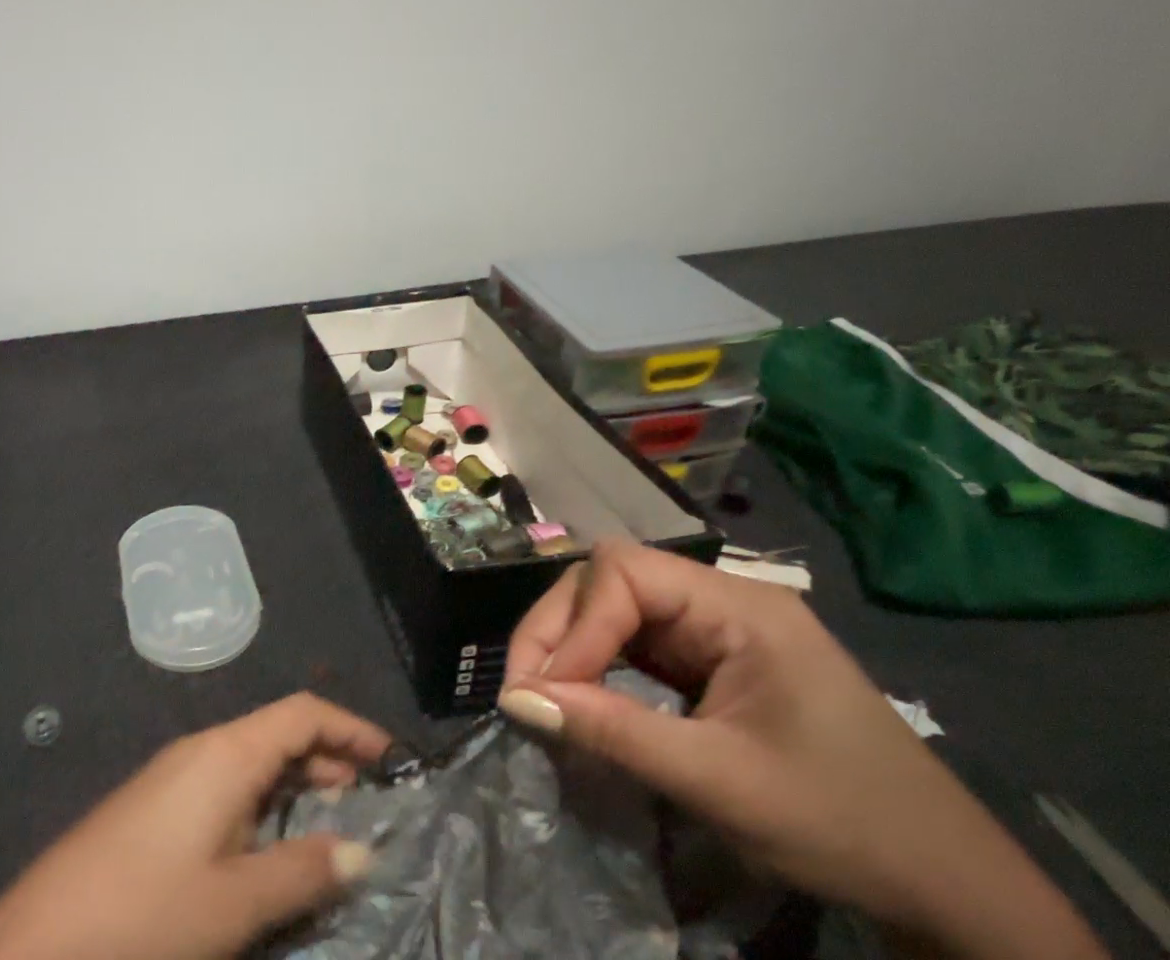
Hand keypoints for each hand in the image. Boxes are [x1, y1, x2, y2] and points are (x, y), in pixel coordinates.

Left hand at [0, 693, 389, 959]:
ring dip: (296, 785)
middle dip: (329, 758)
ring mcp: (170, 779)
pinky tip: (270, 848)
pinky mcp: (152, 810)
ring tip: (332, 824)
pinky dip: (262, 805)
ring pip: (250, 763)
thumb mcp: (237, 902)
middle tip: (373, 801)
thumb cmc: (147, 913)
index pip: (301, 713)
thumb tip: (363, 852)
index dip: (352, 728)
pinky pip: (223, 789)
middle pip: (277, 734)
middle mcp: (198, 752)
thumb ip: (304, 871)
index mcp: (224, 755)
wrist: (36, 943)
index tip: (394, 760)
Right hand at [497, 539, 1105, 959]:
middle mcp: (726, 605)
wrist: (944, 885)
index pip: (623, 574)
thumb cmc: (839, 823)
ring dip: (572, 650)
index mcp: (741, 609)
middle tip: (526, 695)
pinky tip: (581, 703)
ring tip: (543, 700)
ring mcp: (721, 635)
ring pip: (617, 614)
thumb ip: (610, 731)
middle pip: (611, 582)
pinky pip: (637, 649)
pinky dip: (598, 671)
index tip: (540, 692)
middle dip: (559, 632)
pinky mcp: (715, 668)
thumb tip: (514, 700)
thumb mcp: (715, 780)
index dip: (571, 625)